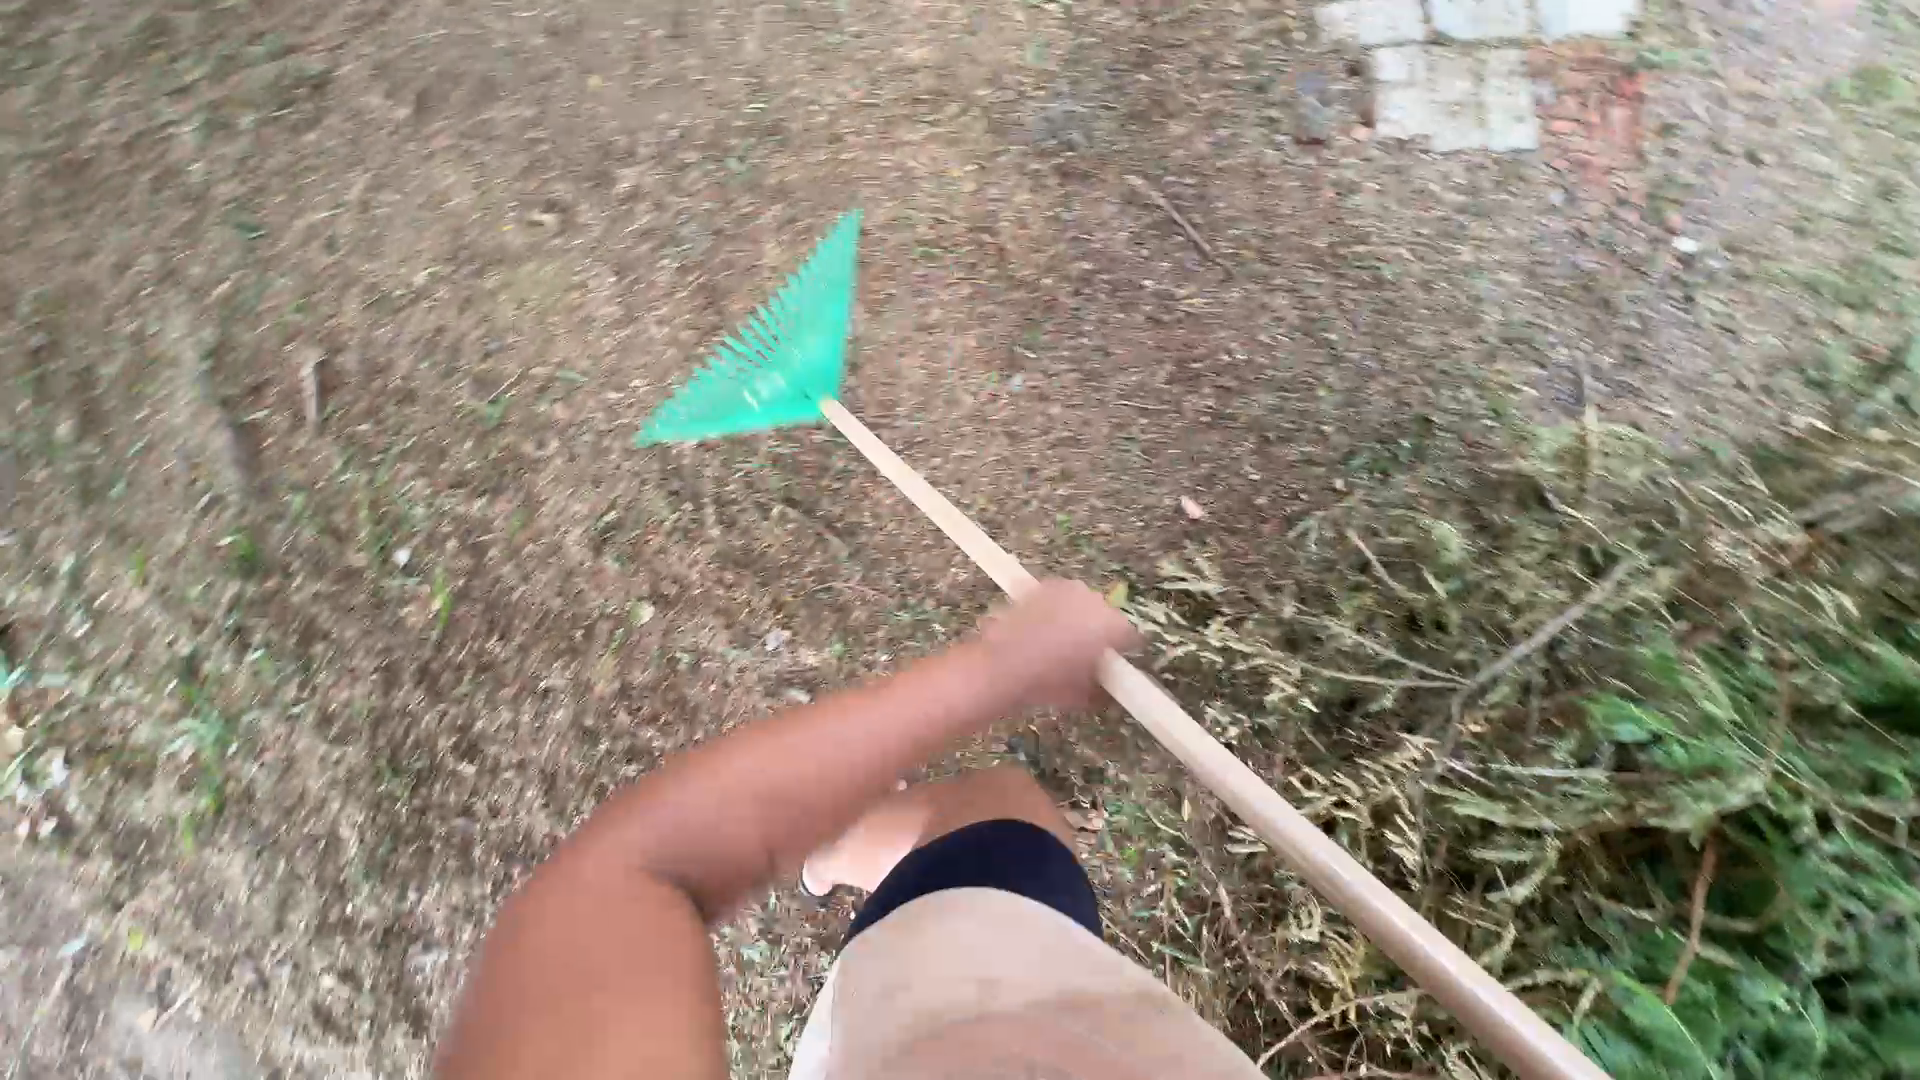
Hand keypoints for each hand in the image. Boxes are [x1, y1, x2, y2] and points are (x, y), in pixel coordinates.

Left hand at [974, 579, 1141, 710]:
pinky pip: (1055, 597)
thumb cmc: (1047, 681)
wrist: (1003, 664)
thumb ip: (1101, 685)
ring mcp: (1065, 588)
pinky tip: (1039, 625)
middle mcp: (1093, 600)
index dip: (1121, 649)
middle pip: (1105, 614)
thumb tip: (1102, 685)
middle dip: (1098, 629)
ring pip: (1080, 601)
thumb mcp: (1083, 695)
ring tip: (1059, 637)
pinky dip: (1052, 608)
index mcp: (1111, 625)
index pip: (1130, 635)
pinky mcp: (1040, 586)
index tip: (1113, 661)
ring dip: (1075, 615)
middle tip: (1084, 651)